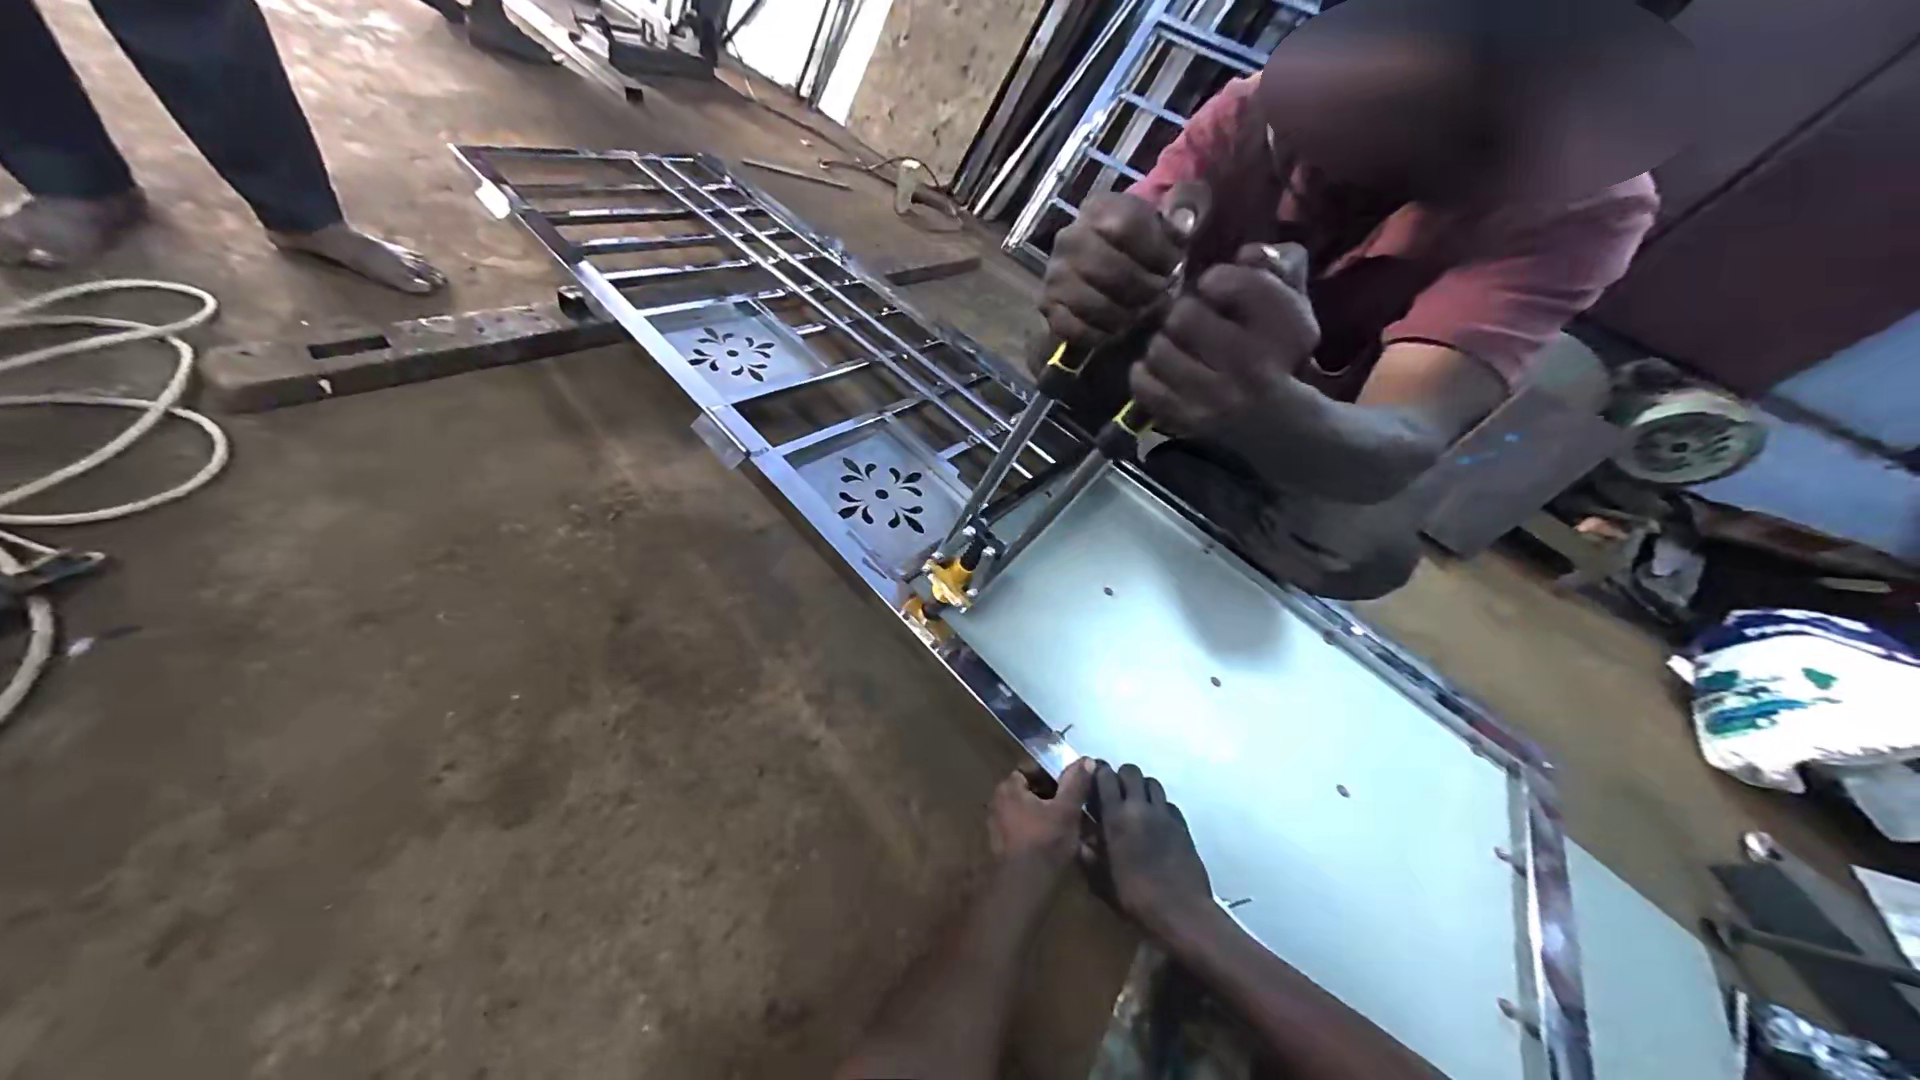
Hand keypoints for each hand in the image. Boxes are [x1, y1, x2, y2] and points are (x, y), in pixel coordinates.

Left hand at [988, 758, 1095, 875]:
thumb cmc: (1044, 844)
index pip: (1032, 769)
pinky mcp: (1002, 845)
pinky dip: (1039, 829)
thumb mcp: (1066, 811)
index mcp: (1008, 787)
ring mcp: (997, 825)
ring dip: (1048, 814)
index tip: (1074, 785)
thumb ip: (1076, 783)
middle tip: (1076, 805)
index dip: (1054, 774)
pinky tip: (1058, 841)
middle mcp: (997, 802)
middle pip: (1031, 789)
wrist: (1022, 890)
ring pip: (1029, 810)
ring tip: (1071, 824)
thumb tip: (1086, 759)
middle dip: (1053, 795)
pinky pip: (1024, 828)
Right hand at [1038, 185, 1207, 357]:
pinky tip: (1115, 330)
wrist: (1107, 271)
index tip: (1174, 266)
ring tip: (1139, 315)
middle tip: (1160, 298)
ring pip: (1092, 303)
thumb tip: (1186, 222)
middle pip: (1110, 270)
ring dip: (1123, 315)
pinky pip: (1073, 329)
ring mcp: (1054, 274)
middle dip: (1143, 290)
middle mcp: (1069, 238)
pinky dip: (1099, 335)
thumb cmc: (1147, 246)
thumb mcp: (1173, 218)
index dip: (1157, 252)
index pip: (1127, 226)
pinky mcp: (1048, 306)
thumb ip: (1190, 207)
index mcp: (1099, 208)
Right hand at [1092, 762, 1213, 937]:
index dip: (1098, 772)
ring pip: (1152, 782)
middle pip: (1131, 771)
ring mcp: (1164, 815)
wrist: (1181, 911)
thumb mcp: (1102, 882)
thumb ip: (1088, 858)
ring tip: (1136, 804)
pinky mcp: (1182, 825)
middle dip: (1121, 776)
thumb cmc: (1136, 898)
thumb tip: (1079, 842)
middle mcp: (1139, 808)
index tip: (1093, 779)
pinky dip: (1160, 805)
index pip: (1105, 777)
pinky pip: (1168, 803)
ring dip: (1142, 787)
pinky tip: (1156, 822)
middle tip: (1115, 792)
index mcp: (1115, 818)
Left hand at [1130, 242, 1320, 440]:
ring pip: (1159, 349)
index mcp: (1284, 329)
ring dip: (1163, 343)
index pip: (1236, 284)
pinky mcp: (1186, 420)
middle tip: (1189, 319)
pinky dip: (1144, 373)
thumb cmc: (1277, 351)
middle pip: (1184, 316)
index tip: (1214, 287)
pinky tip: (1161, 369)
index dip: (1217, 279)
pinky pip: (1143, 385)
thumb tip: (1245, 253)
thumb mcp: (1292, 303)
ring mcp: (1215, 398)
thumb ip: (1276, 264)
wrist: (1274, 421)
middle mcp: (1250, 366)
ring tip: (1176, 346)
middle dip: (1183, 311)